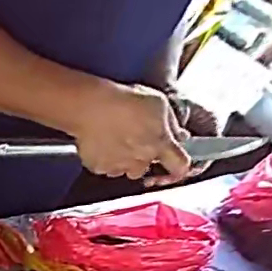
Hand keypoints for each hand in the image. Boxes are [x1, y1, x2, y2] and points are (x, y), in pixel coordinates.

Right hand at [69, 81, 190, 182]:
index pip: (180, 167)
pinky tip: (102, 141)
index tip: (174, 162)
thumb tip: (179, 136)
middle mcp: (140, 161)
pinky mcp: (98, 168)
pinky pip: (105, 167)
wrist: (91, 107)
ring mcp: (118, 167)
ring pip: (124, 169)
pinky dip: (104, 158)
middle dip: (142, 158)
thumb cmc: (125, 101)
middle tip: (134, 140)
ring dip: (123, 159)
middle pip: (146, 169)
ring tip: (116, 139)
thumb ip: (172, 124)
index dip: (179, 167)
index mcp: (160, 144)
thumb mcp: (159, 103)